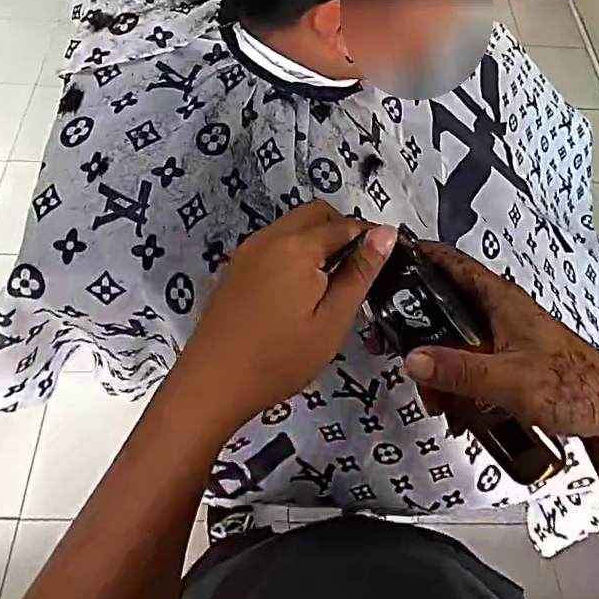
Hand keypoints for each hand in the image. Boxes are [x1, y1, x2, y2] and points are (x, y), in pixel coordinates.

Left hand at [170, 201, 391, 433]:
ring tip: (329, 284)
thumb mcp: (331, 321)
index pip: (344, 225)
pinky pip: (274, 242)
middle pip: (316, 214)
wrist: (211, 384)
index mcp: (297, 247)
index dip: (370, 237)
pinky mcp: (236, 266)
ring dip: (316, 240)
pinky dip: (294, 251)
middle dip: (342, 231)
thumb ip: (359, 273)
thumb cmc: (279, 358)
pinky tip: (298, 290)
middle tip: (356, 271)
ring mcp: (249, 250)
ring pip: (293, 226)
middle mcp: (270, 237)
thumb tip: (385, 232)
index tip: (387, 258)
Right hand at [401, 242, 598, 441]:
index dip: (419, 255)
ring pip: (456, 336)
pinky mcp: (510, 357)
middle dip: (420, 329)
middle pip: (445, 304)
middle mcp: (501, 310)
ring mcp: (505, 334)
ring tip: (437, 397)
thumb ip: (459, 370)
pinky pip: (471, 359)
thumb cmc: (578, 388)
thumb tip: (415, 359)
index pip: (451, 261)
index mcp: (501, 299)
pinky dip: (457, 378)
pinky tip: (457, 405)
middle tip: (400, 349)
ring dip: (439, 363)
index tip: (389, 259)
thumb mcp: (510, 381)